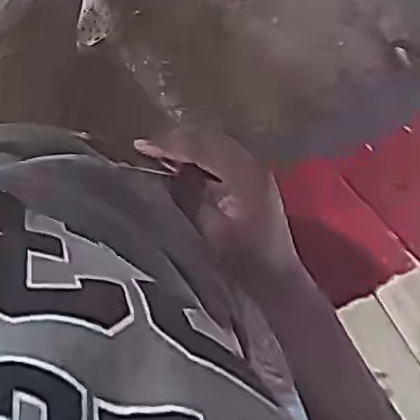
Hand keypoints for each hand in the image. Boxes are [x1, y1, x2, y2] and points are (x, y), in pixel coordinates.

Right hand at [136, 129, 303, 279]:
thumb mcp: (208, 230)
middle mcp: (254, 163)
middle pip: (209, 136)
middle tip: (147, 146)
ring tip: (161, 152)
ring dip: (188, 144)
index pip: (201, 146)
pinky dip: (200, 152)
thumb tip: (166, 170)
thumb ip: (187, 194)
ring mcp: (257, 167)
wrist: (277, 283)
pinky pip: (223, 151)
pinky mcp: (255, 176)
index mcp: (245, 173)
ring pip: (216, 140)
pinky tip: (183, 162)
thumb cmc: (242, 263)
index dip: (168, 143)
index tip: (141, 146)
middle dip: (176, 139)